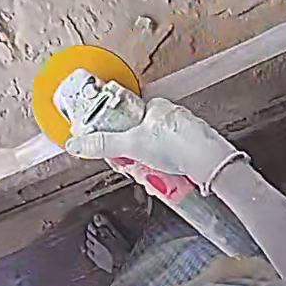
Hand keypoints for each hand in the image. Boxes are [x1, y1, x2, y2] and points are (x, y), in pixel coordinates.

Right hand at [62, 92, 243, 190]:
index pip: (131, 121)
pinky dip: (171, 172)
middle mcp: (172, 117)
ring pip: (160, 153)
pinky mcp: (195, 149)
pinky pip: (176, 161)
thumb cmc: (176, 144)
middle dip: (139, 159)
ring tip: (158, 176)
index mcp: (156, 107)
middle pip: (144, 140)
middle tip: (139, 168)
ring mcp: (185, 133)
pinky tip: (171, 179)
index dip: (123, 140)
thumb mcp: (131, 144)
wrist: (208, 161)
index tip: (122, 153)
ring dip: (154, 168)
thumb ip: (103, 144)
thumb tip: (76, 143)